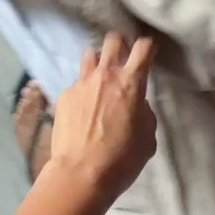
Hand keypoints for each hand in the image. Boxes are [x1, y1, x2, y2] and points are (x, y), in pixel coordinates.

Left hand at [44, 32, 157, 204]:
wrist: (81, 174)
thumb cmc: (121, 160)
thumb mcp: (147, 139)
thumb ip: (145, 113)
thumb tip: (137, 104)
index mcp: (130, 82)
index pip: (143, 48)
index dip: (148, 46)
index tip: (149, 52)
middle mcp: (106, 74)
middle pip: (113, 40)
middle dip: (119, 44)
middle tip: (121, 57)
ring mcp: (82, 82)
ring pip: (90, 54)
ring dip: (97, 62)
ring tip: (98, 79)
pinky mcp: (64, 94)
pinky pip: (76, 84)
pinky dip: (81, 91)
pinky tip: (81, 110)